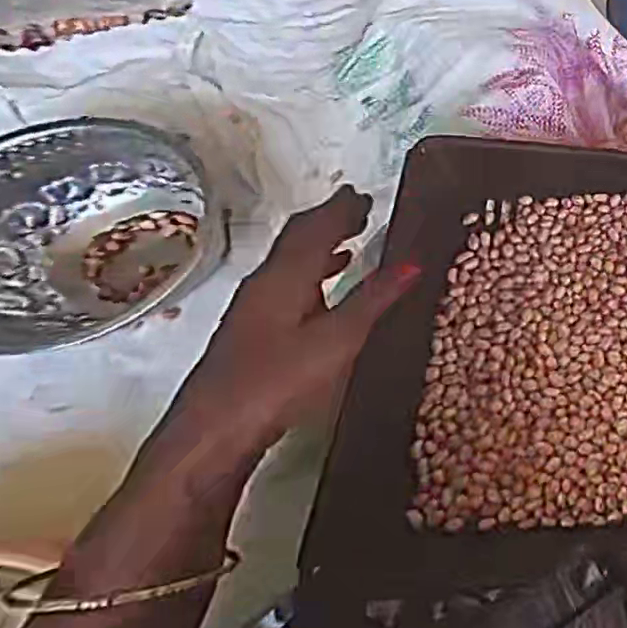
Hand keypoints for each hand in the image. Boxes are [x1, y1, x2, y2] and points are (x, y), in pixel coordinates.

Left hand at [143, 186, 420, 488]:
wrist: (213, 432)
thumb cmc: (277, 381)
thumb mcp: (338, 339)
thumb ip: (374, 298)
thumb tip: (413, 262)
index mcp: (284, 279)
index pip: (314, 231)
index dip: (340, 210)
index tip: (364, 195)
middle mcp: (265, 285)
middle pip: (296, 240)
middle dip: (328, 220)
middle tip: (359, 207)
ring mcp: (256, 308)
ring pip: (291, 261)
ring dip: (320, 244)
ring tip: (350, 238)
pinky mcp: (255, 330)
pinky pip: (289, 283)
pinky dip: (312, 271)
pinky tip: (326, 285)